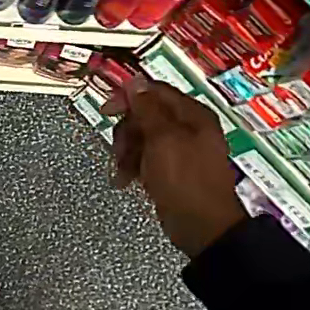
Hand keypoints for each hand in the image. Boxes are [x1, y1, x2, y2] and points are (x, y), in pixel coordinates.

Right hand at [105, 76, 247, 257]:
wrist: (202, 227)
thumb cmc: (184, 180)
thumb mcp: (162, 139)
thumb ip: (147, 109)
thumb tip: (135, 82)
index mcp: (192, 114)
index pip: (155, 91)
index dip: (129, 97)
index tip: (107, 110)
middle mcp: (188, 128)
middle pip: (146, 115)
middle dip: (127, 131)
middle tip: (119, 150)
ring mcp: (180, 150)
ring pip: (143, 137)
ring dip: (127, 151)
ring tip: (123, 171)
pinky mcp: (172, 170)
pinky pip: (147, 158)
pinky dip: (134, 166)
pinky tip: (126, 179)